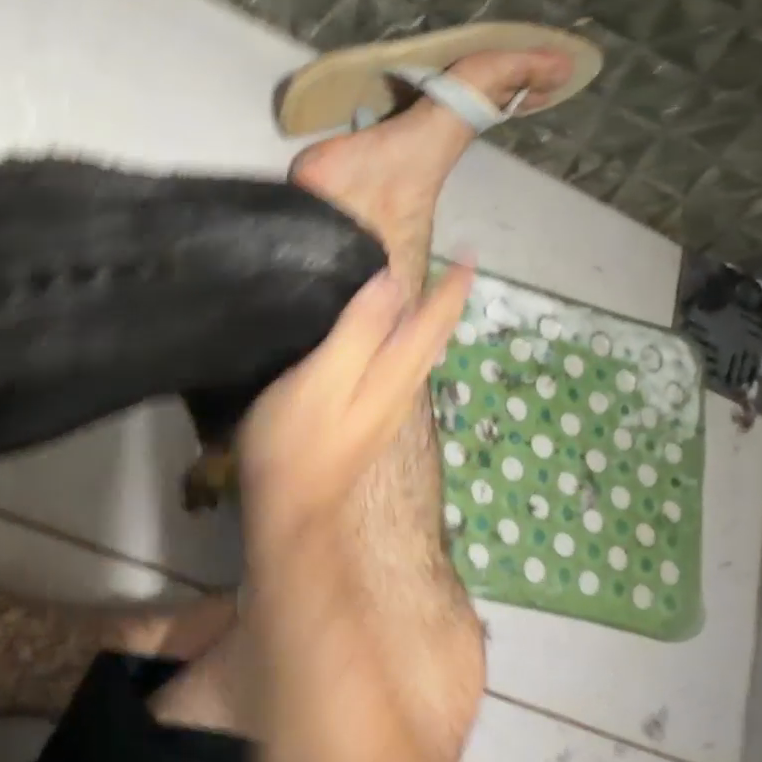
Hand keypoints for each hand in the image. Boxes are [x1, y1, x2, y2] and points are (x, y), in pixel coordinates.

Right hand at [238, 262, 472, 535]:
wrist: (290, 509)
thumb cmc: (294, 443)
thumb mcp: (320, 381)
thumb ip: (357, 332)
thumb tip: (392, 279)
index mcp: (391, 373)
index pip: (431, 321)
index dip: (452, 287)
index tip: (472, 252)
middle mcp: (399, 390)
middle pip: (433, 339)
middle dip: (449, 302)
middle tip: (461, 266)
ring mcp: (383, 411)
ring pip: (420, 357)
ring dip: (431, 324)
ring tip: (433, 297)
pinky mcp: (365, 424)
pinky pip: (400, 371)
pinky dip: (408, 346)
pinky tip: (393, 347)